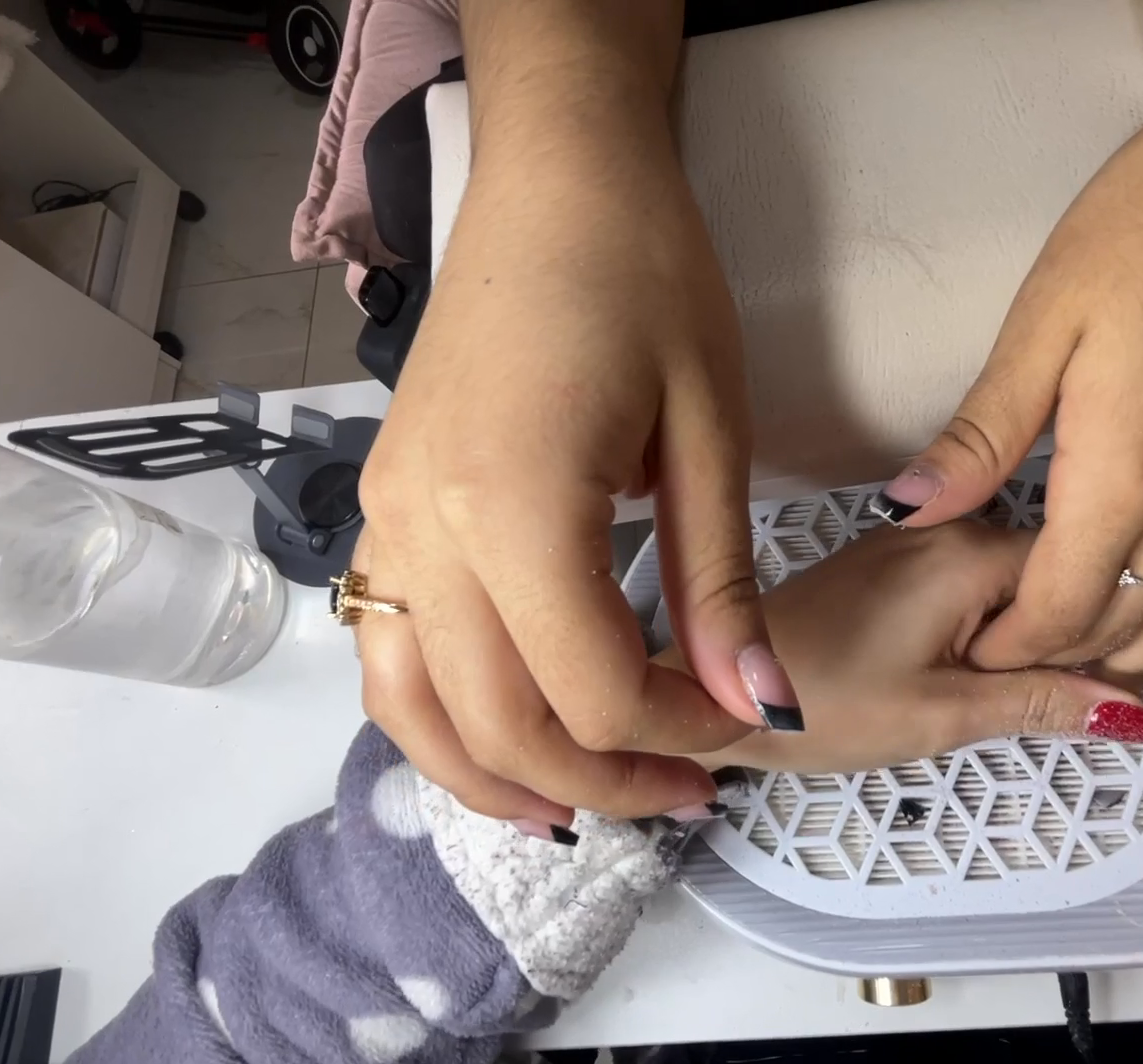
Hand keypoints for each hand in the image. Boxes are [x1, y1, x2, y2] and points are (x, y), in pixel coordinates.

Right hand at [358, 0, 782, 821]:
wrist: (559, 184)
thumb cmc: (649, 281)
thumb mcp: (711, 433)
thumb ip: (722, 582)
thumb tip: (758, 704)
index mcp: (514, 505)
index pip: (593, 687)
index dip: (678, 732)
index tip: (741, 723)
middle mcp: (423, 527)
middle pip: (500, 720)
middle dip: (601, 776)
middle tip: (683, 792)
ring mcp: (384, 518)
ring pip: (417, 707)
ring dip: (501, 774)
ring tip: (585, 801)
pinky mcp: (383, 506)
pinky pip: (393, 650)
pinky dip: (445, 718)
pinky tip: (505, 730)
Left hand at [678, 522, 1142, 774]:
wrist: (726, 689)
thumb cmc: (826, 705)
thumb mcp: (941, 714)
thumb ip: (1041, 700)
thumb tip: (1140, 709)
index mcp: (967, 552)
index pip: (1079, 576)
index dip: (1109, 640)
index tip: (1127, 701)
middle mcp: (947, 527)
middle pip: (1048, 575)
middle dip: (1072, 641)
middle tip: (1075, 712)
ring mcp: (914, 539)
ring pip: (1010, 582)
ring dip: (1030, 638)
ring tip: (1029, 700)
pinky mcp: (891, 560)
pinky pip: (968, 584)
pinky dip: (989, 626)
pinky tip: (980, 668)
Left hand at [872, 0, 1142, 676]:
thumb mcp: (1049, 322)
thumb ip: (981, 435)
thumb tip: (909, 505)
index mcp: (1128, 477)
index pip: (1057, 608)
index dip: (1012, 646)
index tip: (978, 657)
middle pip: (1126, 626)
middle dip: (1065, 656)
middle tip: (1020, 658)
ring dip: (1132, 639)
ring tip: (1083, 645)